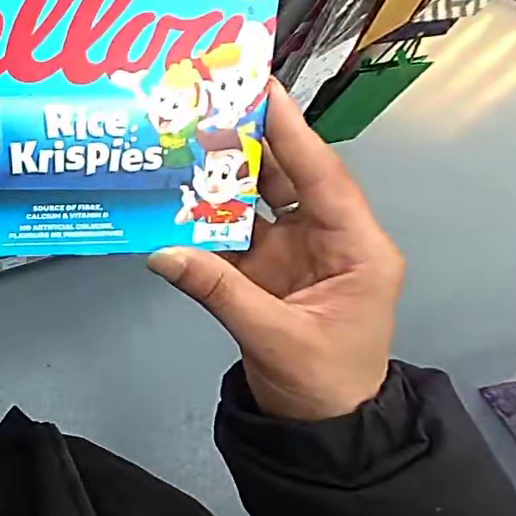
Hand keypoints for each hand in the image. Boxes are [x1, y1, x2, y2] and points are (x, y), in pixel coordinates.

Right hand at [146, 79, 402, 420]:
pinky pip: (233, 232)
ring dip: (224, 177)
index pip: (322, 177)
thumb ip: (218, 290)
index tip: (263, 90)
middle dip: (252, 144)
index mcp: (355, 248)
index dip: (292, 132)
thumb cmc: (322, 382)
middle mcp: (326, 239)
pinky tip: (179, 197)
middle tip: (211, 107)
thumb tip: (159, 252)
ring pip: (257, 202)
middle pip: (288, 179)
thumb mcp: (274, 336)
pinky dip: (206, 216)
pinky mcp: (265, 268)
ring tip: (188, 143)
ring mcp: (293, 252)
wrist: (320, 426)